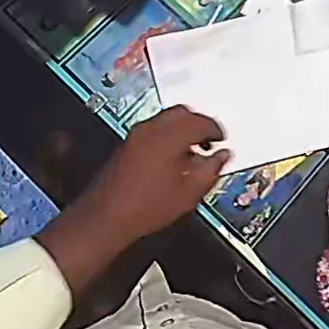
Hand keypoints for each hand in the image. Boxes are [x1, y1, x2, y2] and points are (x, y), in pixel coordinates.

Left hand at [37, 106, 230, 293]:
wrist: (107, 216)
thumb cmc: (142, 208)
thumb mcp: (189, 193)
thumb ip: (210, 169)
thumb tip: (221, 157)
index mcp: (167, 137)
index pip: (199, 121)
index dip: (216, 130)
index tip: (221, 139)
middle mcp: (149, 130)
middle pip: (181, 112)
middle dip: (198, 123)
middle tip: (209, 140)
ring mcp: (135, 135)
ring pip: (166, 118)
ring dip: (182, 128)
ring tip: (193, 151)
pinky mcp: (127, 144)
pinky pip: (153, 128)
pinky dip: (167, 135)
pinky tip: (173, 157)